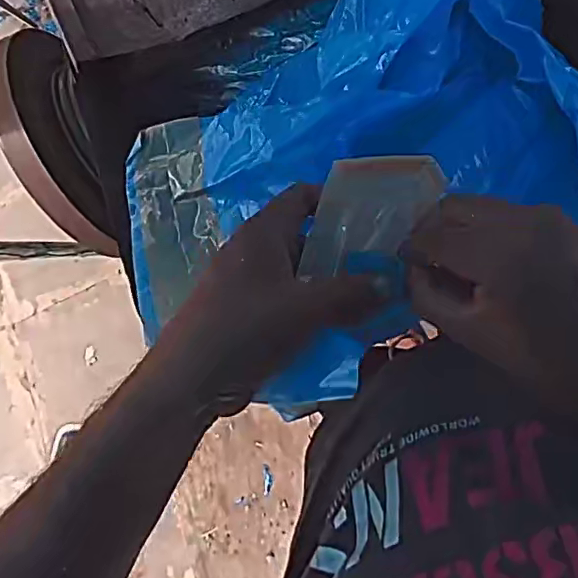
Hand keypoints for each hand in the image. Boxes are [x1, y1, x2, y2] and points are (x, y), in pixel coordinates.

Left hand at [155, 183, 386, 415]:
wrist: (187, 382)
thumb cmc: (246, 329)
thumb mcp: (306, 309)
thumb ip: (351, 293)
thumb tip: (390, 283)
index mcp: (263, 232)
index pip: (301, 195)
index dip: (334, 198)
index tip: (367, 216)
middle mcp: (252, 249)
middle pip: (304, 235)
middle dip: (339, 249)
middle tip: (375, 263)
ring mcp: (244, 281)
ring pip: (296, 271)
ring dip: (327, 282)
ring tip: (363, 296)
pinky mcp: (242, 311)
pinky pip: (284, 297)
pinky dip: (309, 305)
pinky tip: (334, 325)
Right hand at [401, 196, 577, 415]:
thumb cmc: (549, 368)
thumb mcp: (474, 338)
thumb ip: (430, 296)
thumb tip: (411, 271)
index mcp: (495, 251)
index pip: (430, 235)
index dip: (409, 251)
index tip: (401, 269)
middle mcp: (518, 217)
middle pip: (452, 206)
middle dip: (430, 230)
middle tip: (423, 264)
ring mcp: (542, 213)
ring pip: (479, 205)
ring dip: (457, 226)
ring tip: (454, 262)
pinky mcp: (560, 218)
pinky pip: (505, 212)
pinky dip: (485, 227)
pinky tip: (488, 259)